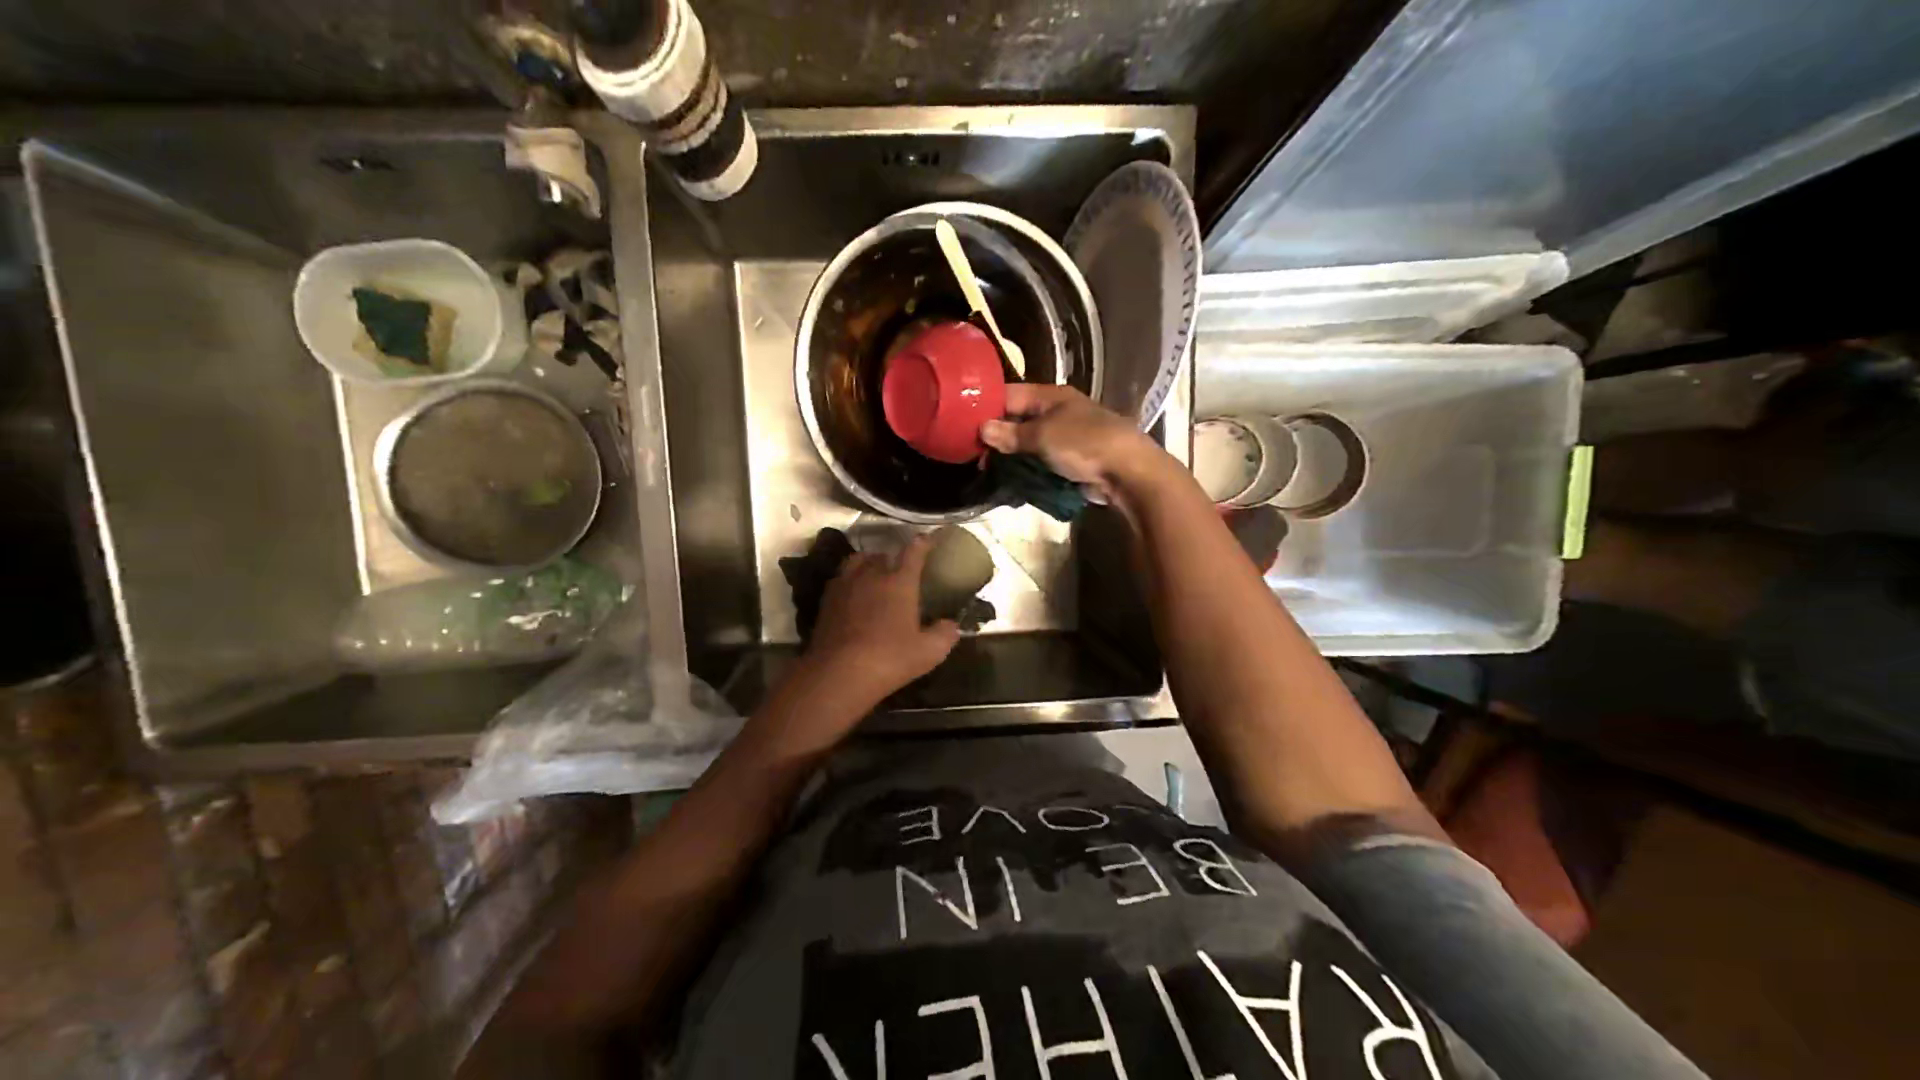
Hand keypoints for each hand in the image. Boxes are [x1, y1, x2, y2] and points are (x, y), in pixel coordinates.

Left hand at [801, 535, 961, 705]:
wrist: (838, 673)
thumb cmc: (889, 659)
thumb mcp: (928, 652)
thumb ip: (945, 635)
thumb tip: (952, 626)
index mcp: (899, 581)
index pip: (914, 552)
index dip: (924, 543)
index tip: (929, 539)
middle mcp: (871, 575)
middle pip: (883, 555)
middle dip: (893, 558)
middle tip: (901, 570)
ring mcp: (845, 585)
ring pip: (858, 561)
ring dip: (868, 564)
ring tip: (874, 575)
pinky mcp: (826, 600)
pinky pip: (841, 578)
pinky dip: (851, 580)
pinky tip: (854, 595)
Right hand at [979, 384, 1166, 502]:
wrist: (1127, 470)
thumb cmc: (1083, 443)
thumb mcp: (1042, 436)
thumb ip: (1011, 433)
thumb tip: (982, 429)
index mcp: (1051, 396)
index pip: (1010, 394)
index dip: (987, 406)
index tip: (963, 422)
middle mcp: (1058, 411)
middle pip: (1019, 419)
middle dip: (998, 435)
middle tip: (974, 453)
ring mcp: (1067, 435)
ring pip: (1030, 442)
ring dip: (1012, 454)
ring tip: (988, 468)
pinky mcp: (1073, 459)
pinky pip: (1043, 460)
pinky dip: (1029, 468)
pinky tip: (1013, 478)